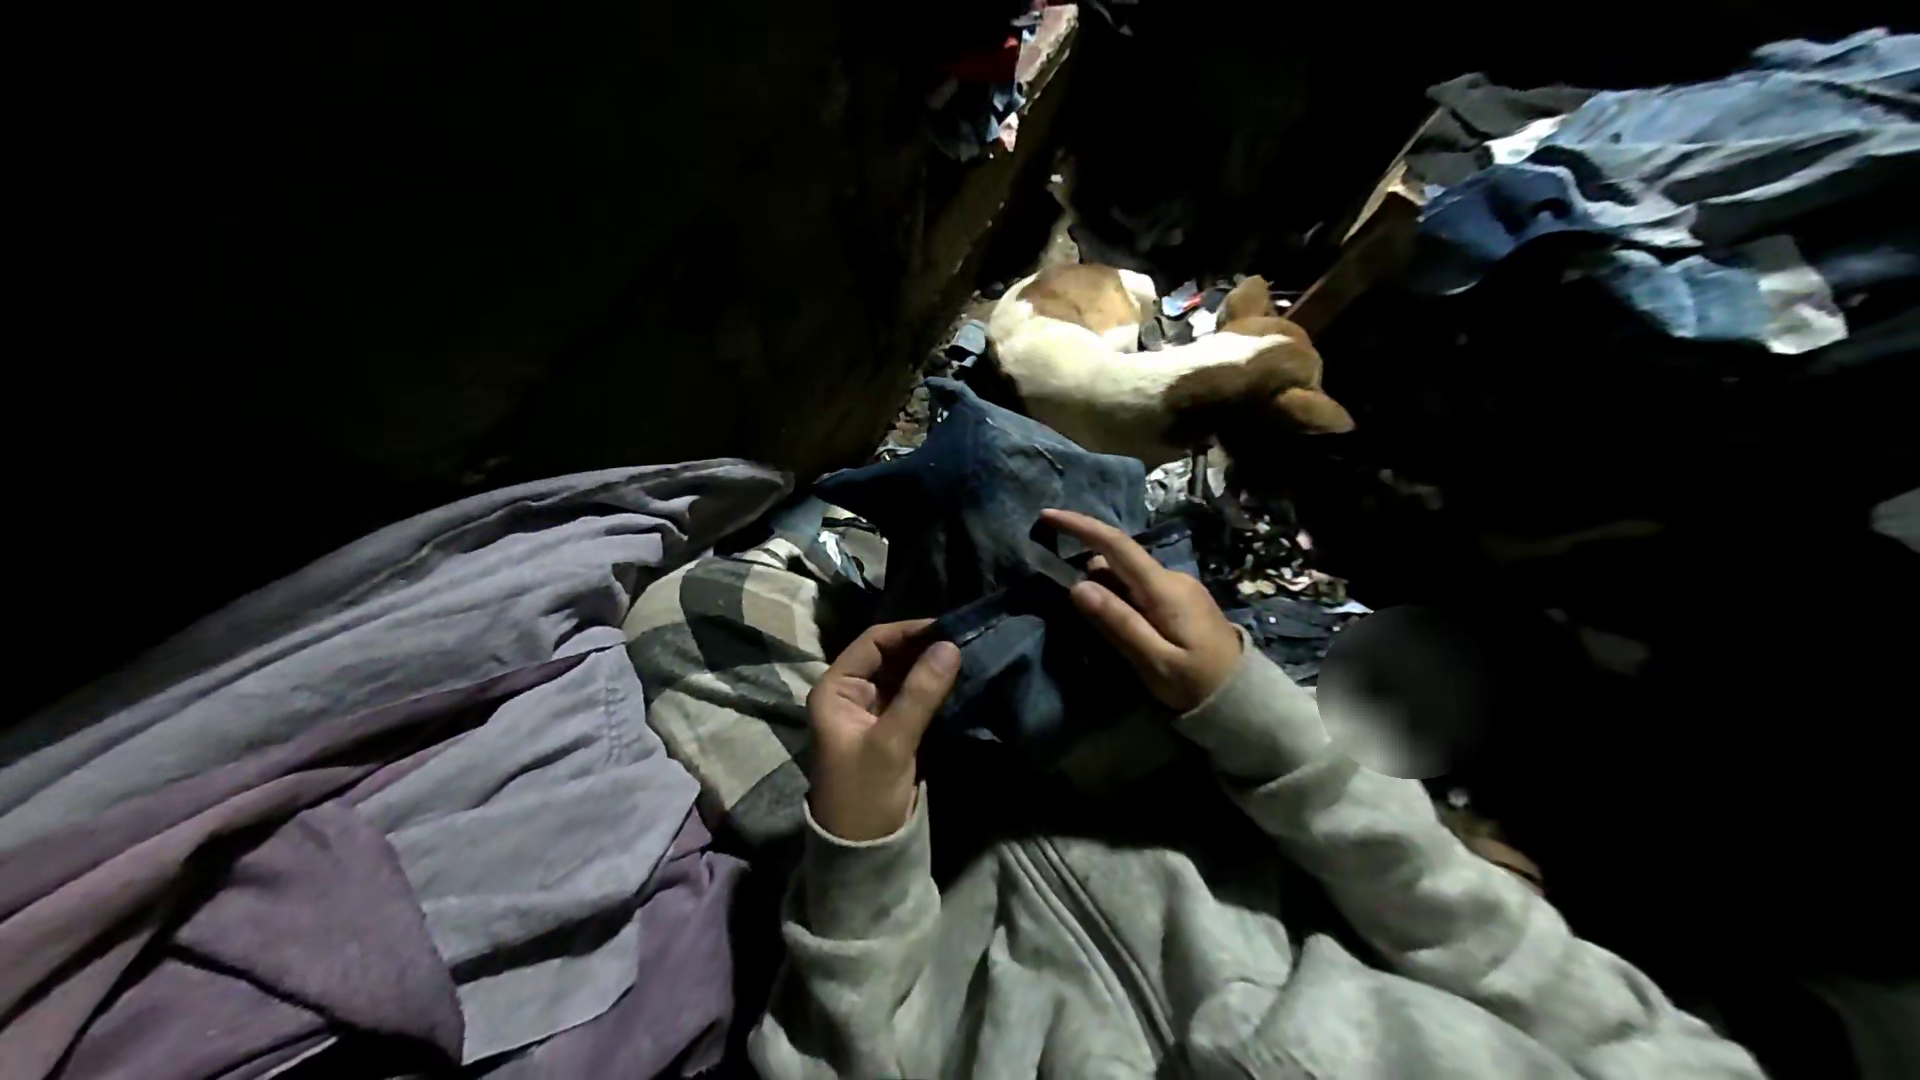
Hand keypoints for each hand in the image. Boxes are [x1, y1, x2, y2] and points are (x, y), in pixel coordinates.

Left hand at [807, 620, 961, 841]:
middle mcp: (850, 693)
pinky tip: (960, 679)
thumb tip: (951, 646)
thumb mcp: (892, 742)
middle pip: (890, 655)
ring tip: (967, 653)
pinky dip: (934, 686)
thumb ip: (920, 693)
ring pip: (904, 674)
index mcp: (835, 689)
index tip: (948, 627)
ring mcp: (872, 710)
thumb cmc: (865, 794)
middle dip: (924, 646)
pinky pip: (914, 695)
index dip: (909, 631)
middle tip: (965, 638)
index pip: (873, 643)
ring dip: (931, 665)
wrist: (862, 853)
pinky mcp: (892, 727)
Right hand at [1042, 509, 1242, 711]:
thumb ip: (1118, 623)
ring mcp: (1178, 586)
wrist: (1243, 699)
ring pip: (1127, 575)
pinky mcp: (1180, 599)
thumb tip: (1077, 586)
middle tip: (1065, 600)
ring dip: (1103, 587)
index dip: (1080, 527)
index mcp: (1164, 589)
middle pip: (1118, 560)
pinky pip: (1139, 586)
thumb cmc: (1198, 684)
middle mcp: (1171, 577)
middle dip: (1086, 569)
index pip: (1116, 545)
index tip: (1048, 516)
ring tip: (1093, 624)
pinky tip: (1116, 623)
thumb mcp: (1155, 661)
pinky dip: (1119, 596)